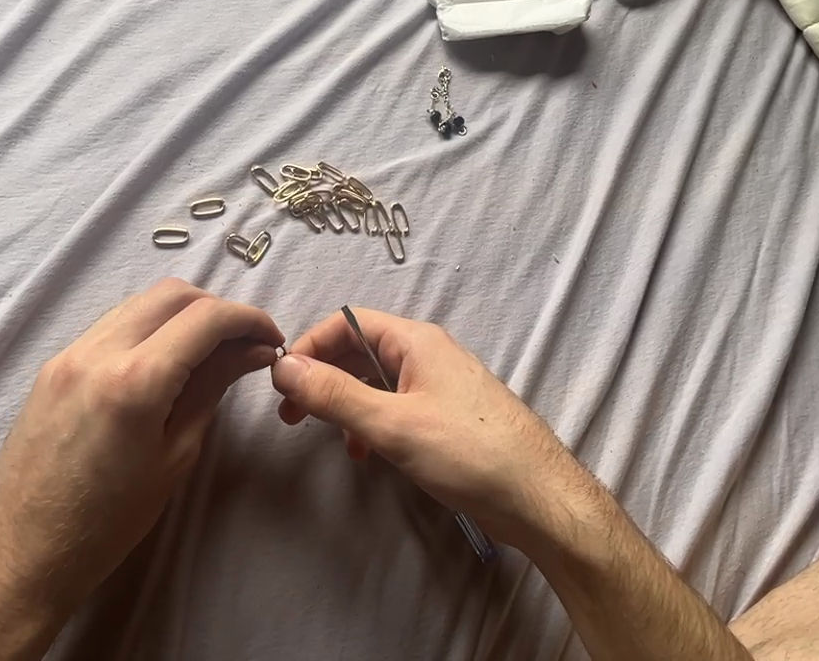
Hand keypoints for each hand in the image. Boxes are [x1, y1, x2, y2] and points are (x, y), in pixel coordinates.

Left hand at [0, 279, 282, 659]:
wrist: (18, 557)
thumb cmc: (108, 522)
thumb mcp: (176, 454)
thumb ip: (214, 387)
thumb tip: (253, 350)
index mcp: (135, 379)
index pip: (207, 317)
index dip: (249, 319)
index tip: (272, 339)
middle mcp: (99, 350)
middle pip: (175, 293)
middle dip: (219, 308)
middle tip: (244, 343)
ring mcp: (71, 352)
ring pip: (142, 300)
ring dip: (184, 312)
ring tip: (208, 350)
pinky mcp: (55, 363)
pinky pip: (115, 321)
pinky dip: (151, 324)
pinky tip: (165, 358)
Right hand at [272, 308, 752, 660]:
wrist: (537, 496)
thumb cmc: (465, 451)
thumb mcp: (391, 423)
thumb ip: (335, 394)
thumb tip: (284, 365)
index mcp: (415, 339)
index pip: (348, 322)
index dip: (310, 346)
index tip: (281, 382)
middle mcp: (426, 352)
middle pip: (360, 349)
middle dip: (323, 375)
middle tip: (290, 414)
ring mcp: (438, 384)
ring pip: (377, 379)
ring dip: (345, 400)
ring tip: (321, 432)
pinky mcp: (446, 415)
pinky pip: (396, 404)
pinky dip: (371, 420)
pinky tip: (363, 451)